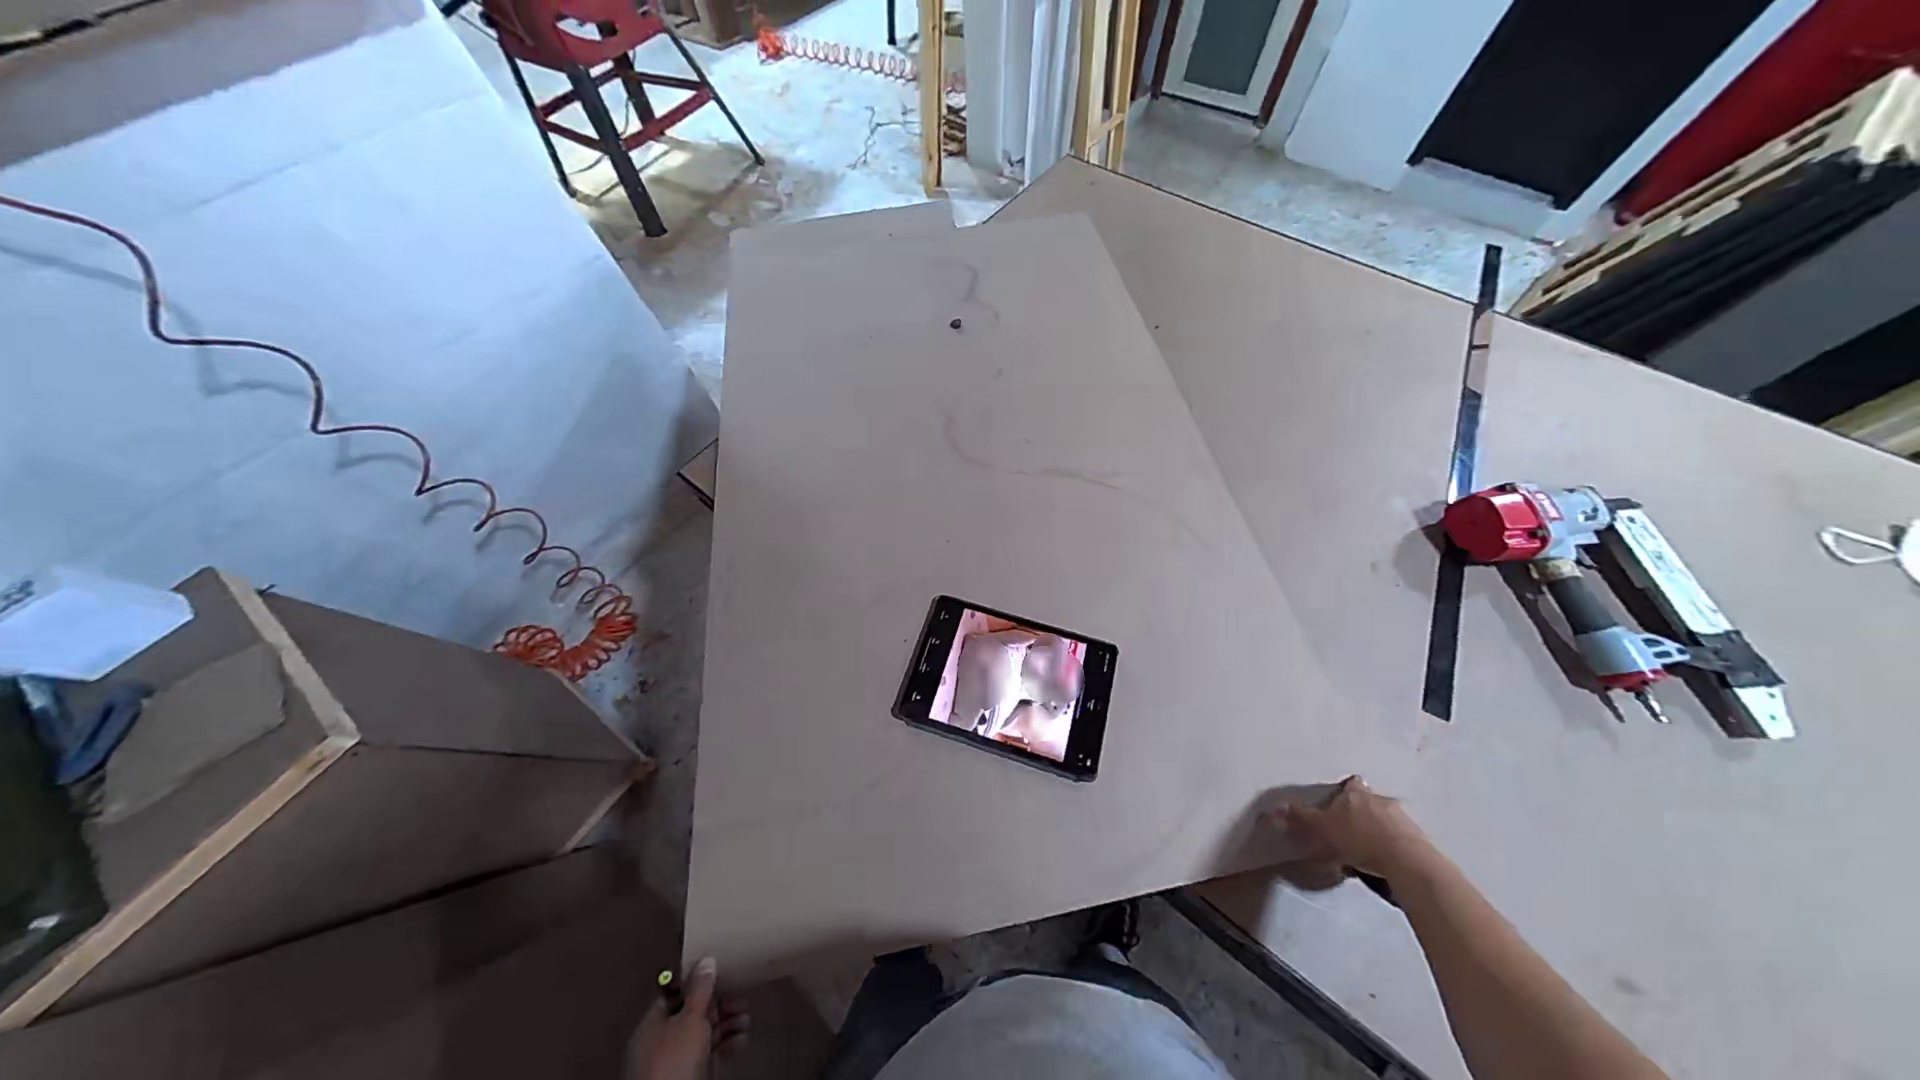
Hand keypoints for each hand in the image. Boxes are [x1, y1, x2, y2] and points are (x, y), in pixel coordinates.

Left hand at [625, 957, 749, 1079]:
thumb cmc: (675, 1059)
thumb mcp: (690, 1019)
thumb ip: (700, 990)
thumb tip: (706, 959)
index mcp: (655, 1022)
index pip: (676, 994)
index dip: (699, 983)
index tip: (722, 974)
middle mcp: (664, 1039)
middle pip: (695, 1013)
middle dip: (721, 1005)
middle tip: (742, 1000)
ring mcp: (678, 1060)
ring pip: (706, 1033)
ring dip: (728, 1024)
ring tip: (746, 1020)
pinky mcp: (692, 1076)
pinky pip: (711, 1054)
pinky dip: (727, 1045)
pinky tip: (742, 1040)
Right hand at [1272, 776, 1434, 882]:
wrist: (1407, 863)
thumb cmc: (1358, 839)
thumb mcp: (1320, 829)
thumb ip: (1298, 819)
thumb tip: (1271, 810)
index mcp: (1356, 793)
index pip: (1350, 784)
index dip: (1345, 792)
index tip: (1339, 802)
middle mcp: (1381, 799)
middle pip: (1369, 801)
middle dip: (1362, 811)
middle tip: (1351, 828)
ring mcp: (1404, 819)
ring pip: (1388, 819)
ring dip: (1380, 830)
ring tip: (1369, 850)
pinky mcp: (1420, 840)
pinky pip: (1403, 839)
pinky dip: (1395, 847)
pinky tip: (1387, 863)